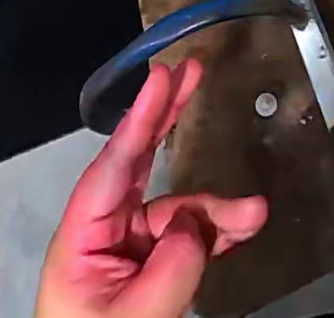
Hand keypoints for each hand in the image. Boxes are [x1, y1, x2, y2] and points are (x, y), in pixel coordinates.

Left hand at [35, 59, 268, 317]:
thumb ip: (171, 266)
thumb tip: (196, 223)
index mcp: (81, 241)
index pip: (113, 167)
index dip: (140, 117)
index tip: (162, 75)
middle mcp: (104, 231)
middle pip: (138, 158)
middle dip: (167, 113)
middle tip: (192, 68)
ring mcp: (132, 246)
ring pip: (181, 205)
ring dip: (218, 207)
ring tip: (252, 215)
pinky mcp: (155, 261)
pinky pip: (193, 234)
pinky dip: (221, 229)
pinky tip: (245, 227)